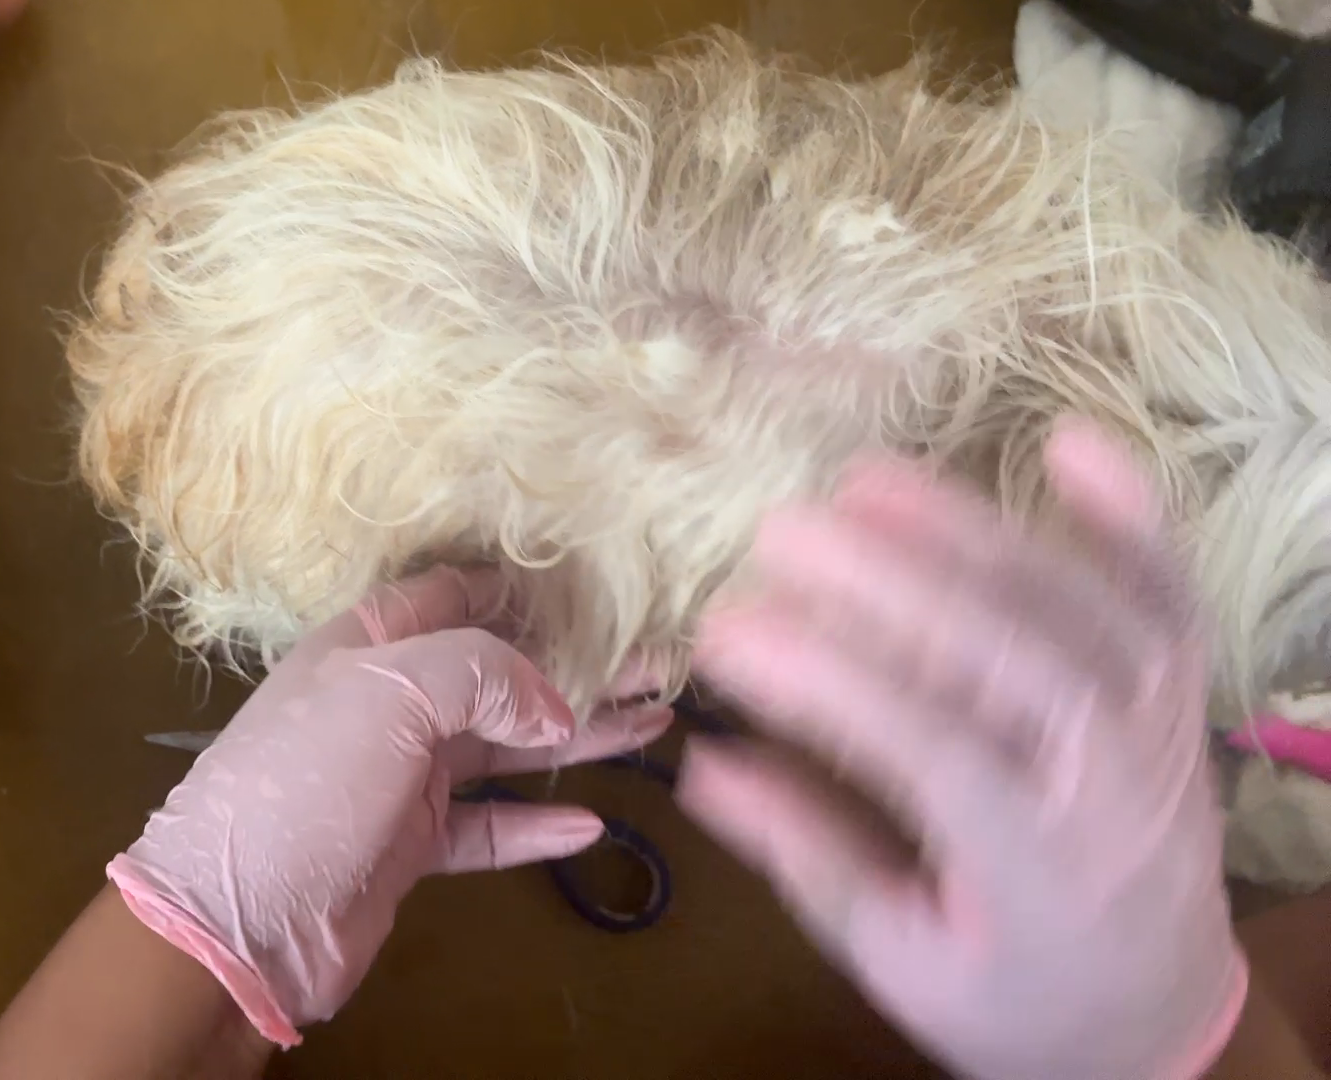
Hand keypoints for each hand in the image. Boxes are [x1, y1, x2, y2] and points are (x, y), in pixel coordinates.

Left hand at [108, 566, 673, 1046]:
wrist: (239, 922)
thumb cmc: (310, 778)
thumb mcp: (388, 691)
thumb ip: (478, 671)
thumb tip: (549, 703)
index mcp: (369, 644)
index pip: (448, 595)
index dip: (513, 587)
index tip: (585, 588)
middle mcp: (388, 701)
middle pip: (494, 674)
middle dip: (570, 669)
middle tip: (653, 664)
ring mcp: (401, 774)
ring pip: (502, 747)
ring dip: (573, 740)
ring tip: (651, 725)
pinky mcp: (412, 841)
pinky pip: (485, 826)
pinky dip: (532, 826)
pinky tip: (590, 826)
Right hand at [679, 422, 1246, 1079]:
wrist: (1158, 1010)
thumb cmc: (1005, 991)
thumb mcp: (892, 955)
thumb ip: (801, 851)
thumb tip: (700, 761)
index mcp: (1038, 867)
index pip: (928, 752)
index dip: (823, 683)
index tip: (722, 634)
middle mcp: (1115, 784)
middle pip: (1017, 661)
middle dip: (891, 584)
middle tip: (782, 530)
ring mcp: (1158, 729)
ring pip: (1079, 612)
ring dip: (969, 532)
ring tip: (862, 478)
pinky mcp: (1170, 694)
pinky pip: (1163, 597)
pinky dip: (1125, 516)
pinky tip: (1065, 442)